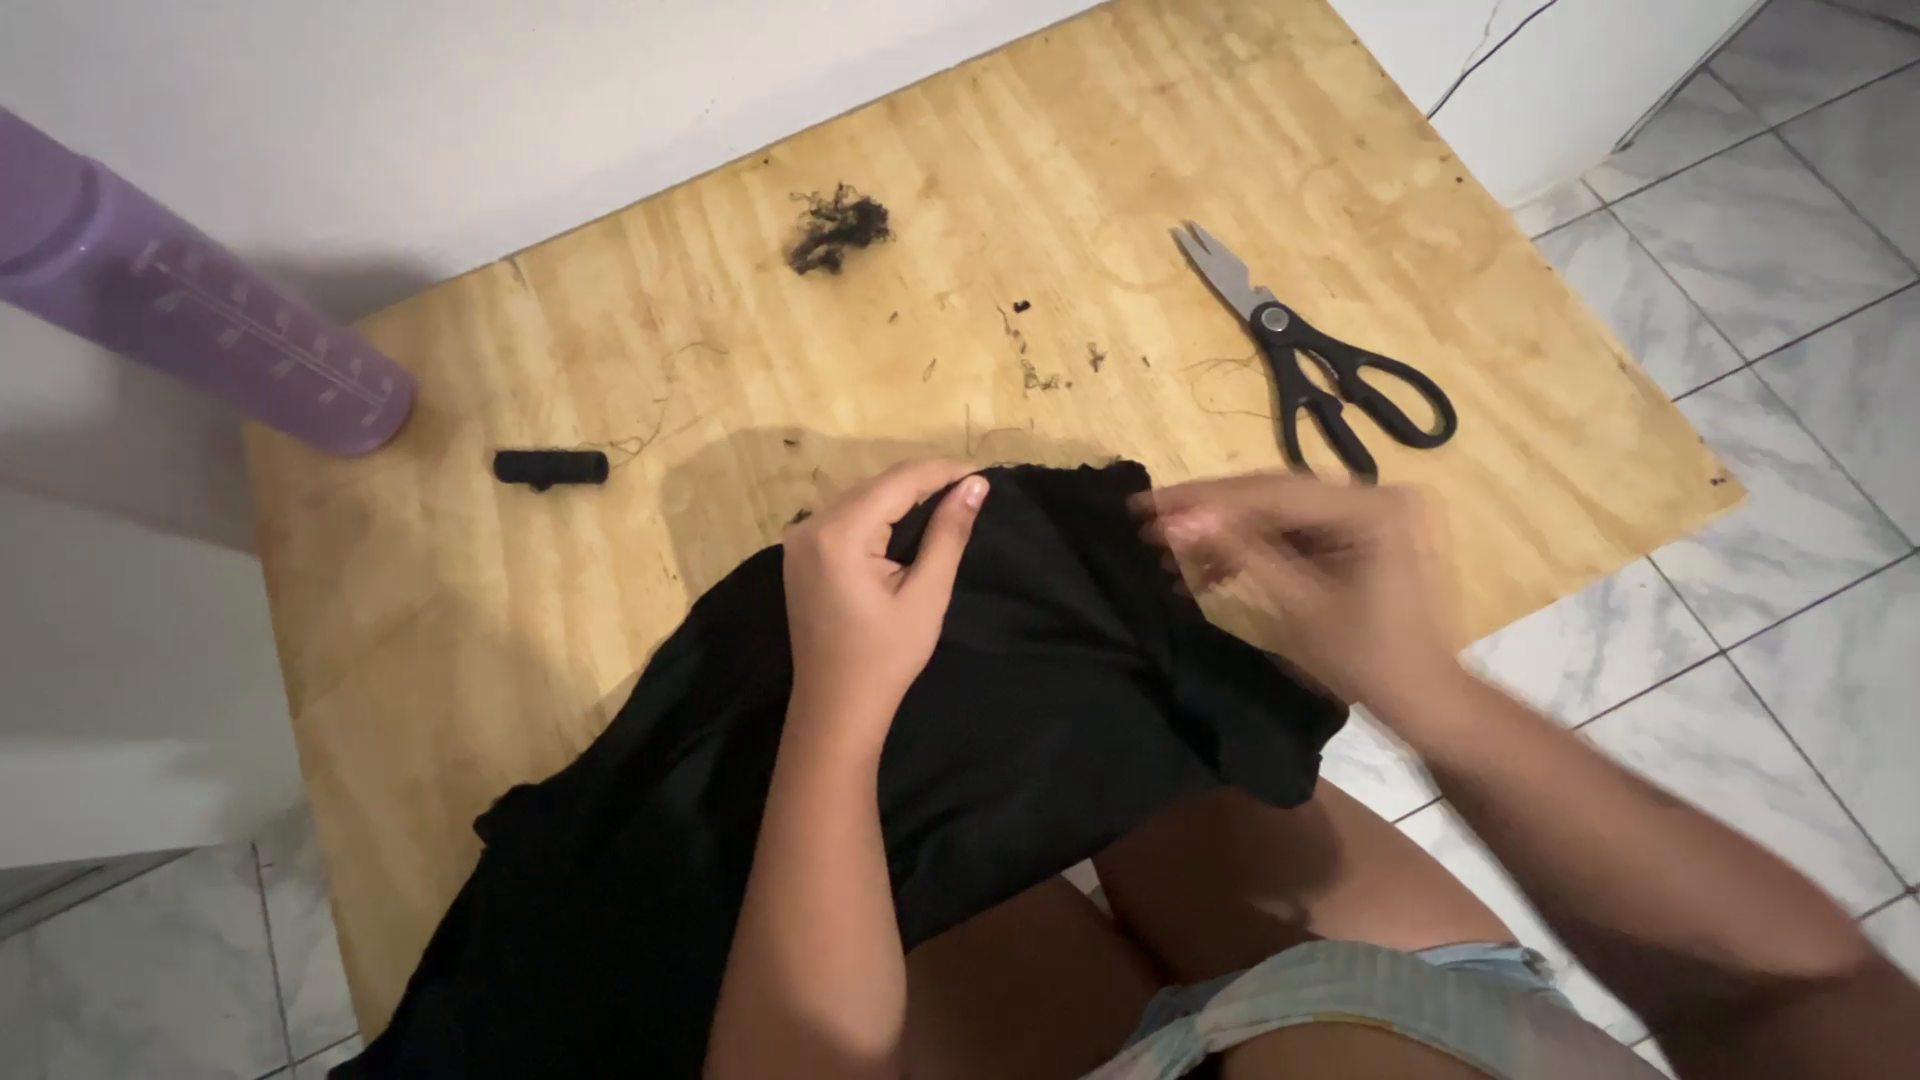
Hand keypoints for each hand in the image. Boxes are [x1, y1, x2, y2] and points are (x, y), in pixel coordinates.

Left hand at [782, 459, 988, 743]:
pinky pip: (846, 517)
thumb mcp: (926, 594)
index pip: (898, 481)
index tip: (981, 472)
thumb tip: (975, 485)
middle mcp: (811, 525)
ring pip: (861, 498)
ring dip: (902, 495)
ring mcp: (800, 539)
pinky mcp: (800, 553)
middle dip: (924, 481)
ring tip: (948, 499)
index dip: (942, 471)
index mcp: (840, 534)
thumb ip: (948, 533)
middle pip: (877, 485)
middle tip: (970, 487)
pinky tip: (908, 520)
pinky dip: (879, 513)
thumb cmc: (886, 656)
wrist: (836, 704)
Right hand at [1137, 472, 1461, 710]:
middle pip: (1270, 497)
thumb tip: (1177, 522)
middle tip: (1147, 521)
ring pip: (1273, 514)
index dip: (1204, 501)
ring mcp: (1363, 514)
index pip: (1272, 493)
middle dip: (1206, 515)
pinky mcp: (1352, 535)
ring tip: (1169, 558)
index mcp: (1372, 508)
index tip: (1148, 506)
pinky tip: (1208, 573)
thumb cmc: (1369, 662)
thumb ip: (1238, 554)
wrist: (1425, 700)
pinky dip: (1249, 551)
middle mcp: (1371, 496)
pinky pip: (1288, 533)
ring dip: (1222, 536)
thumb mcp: (1297, 607)